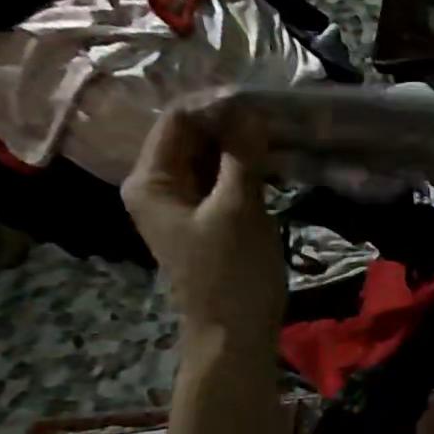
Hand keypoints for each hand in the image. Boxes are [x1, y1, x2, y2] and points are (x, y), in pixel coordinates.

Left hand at [122, 103, 284, 352]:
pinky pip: (223, 183)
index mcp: (150, 180)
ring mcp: (184, 206)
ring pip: (211, 161)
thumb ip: (242, 159)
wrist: (234, 333)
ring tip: (283, 139)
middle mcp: (159, 187)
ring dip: (243, 149)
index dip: (217, 107)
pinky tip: (277, 169)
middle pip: (193, 139)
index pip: (178, 122)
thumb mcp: (239, 211)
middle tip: (279, 118)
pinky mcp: (208, 222)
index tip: (263, 100)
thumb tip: (250, 112)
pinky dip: (247, 172)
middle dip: (233, 126)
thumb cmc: (231, 273)